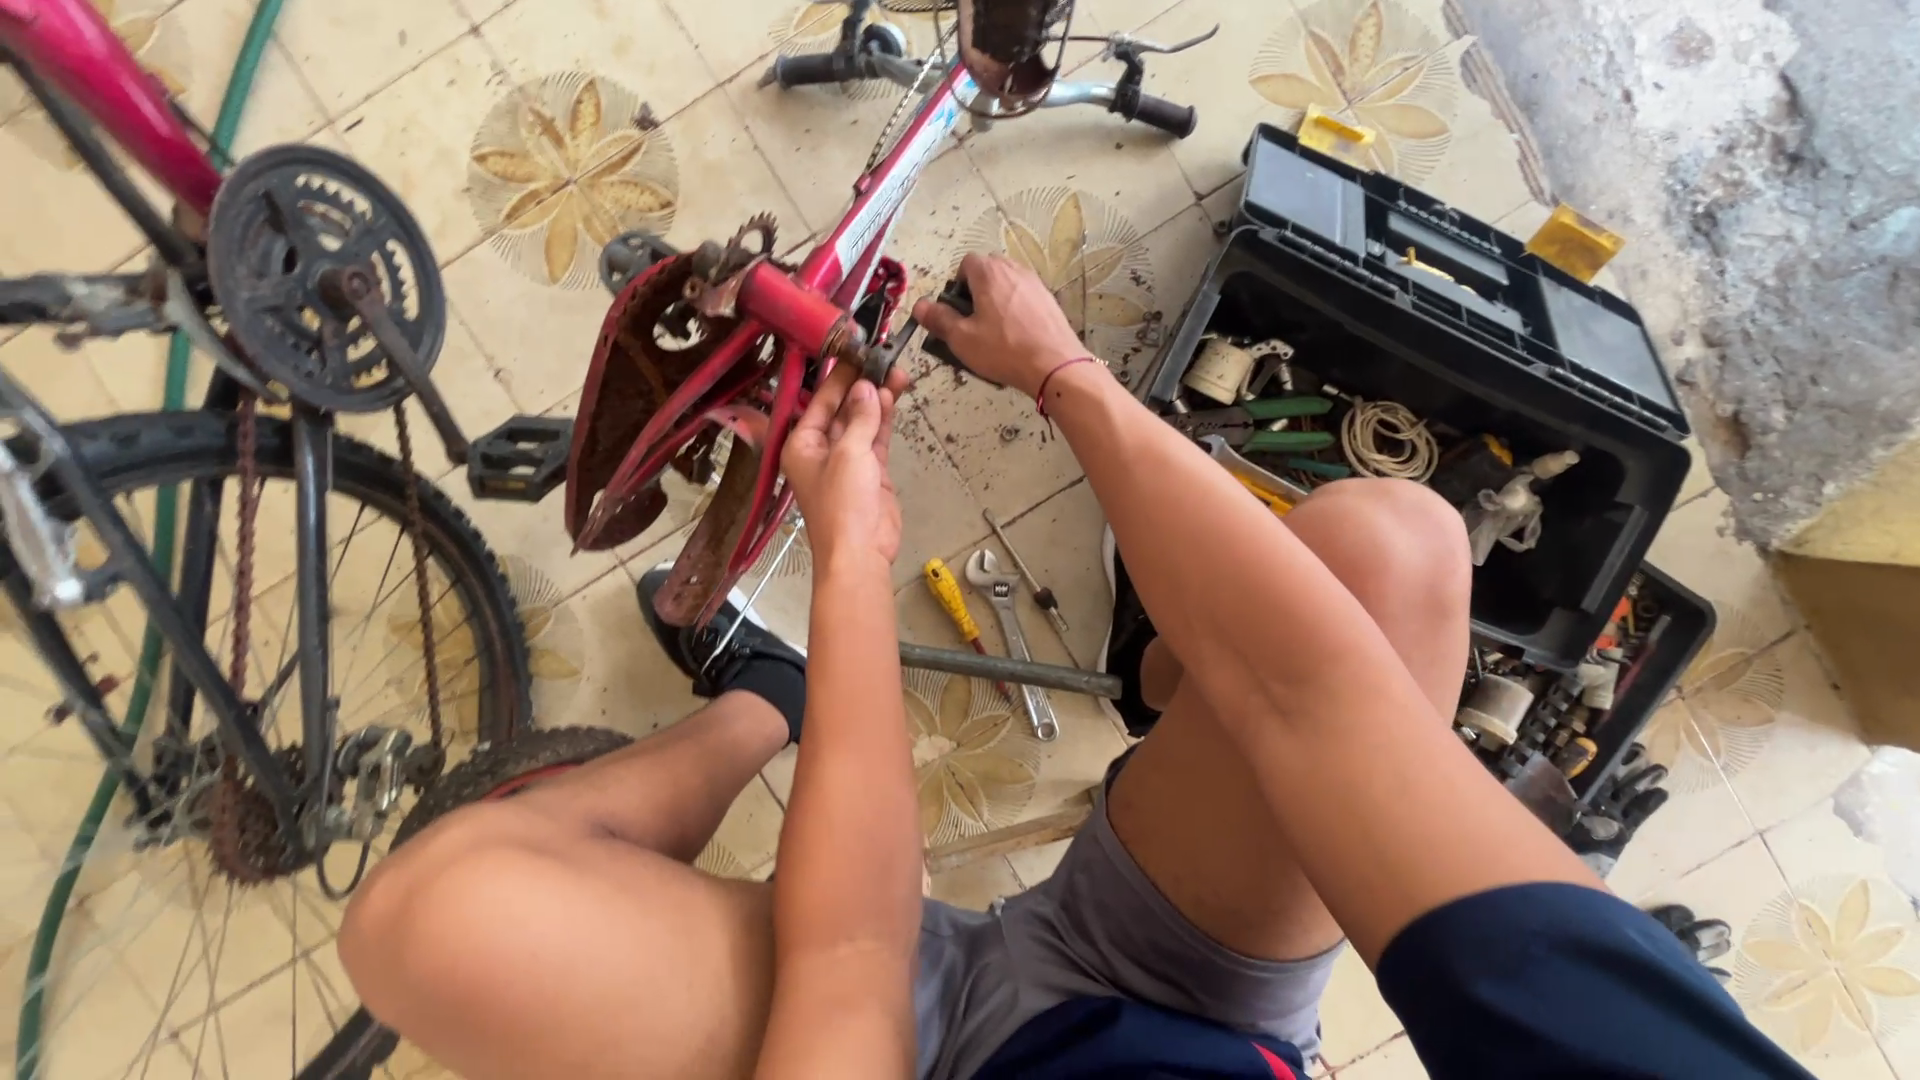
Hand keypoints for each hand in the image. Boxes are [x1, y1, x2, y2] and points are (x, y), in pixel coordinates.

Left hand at [782, 363, 910, 569]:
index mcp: (800, 444)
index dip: (838, 377)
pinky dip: (884, 420)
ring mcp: (847, 461)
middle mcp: (820, 450)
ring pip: (861, 422)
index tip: (856, 352)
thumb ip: (860, 418)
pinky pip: (875, 439)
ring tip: (895, 373)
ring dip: (876, 400)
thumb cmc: (842, 504)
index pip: (818, 401)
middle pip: (840, 409)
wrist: (860, 552)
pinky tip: (893, 398)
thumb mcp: (849, 454)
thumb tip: (867, 388)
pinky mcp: (870, 473)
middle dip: (861, 386)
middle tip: (881, 359)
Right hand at [912, 254, 1088, 397]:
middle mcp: (1013, 269)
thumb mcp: (962, 338)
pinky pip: (1024, 298)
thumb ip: (938, 319)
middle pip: (987, 272)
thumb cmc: (1003, 349)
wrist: (1055, 364)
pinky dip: (1015, 311)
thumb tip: (919, 305)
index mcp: (989, 272)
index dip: (956, 286)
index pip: (965, 264)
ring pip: (1006, 285)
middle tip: (972, 324)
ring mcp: (1035, 283)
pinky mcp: (1049, 300)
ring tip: (995, 333)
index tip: (956, 312)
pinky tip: (1016, 337)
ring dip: (996, 301)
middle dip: (976, 292)